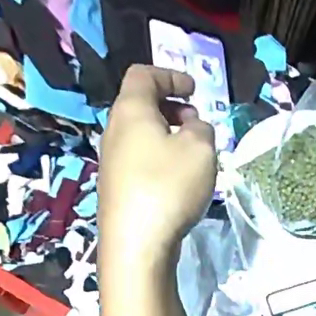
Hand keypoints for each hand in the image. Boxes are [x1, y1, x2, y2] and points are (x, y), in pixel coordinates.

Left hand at [100, 65, 217, 267]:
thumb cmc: (169, 185)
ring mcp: (112, 159)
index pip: (143, 75)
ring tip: (193, 153)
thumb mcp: (201, 149)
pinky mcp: (118, 185)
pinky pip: (140, 158)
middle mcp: (115, 129)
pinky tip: (179, 179)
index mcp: (131, 110)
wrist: (137, 240)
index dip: (170, 76)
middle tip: (196, 121)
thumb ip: (202, 128)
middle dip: (170, 107)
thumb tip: (194, 126)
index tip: (193, 88)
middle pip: (140, 104)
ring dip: (167, 134)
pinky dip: (160, 157)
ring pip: (141, 133)